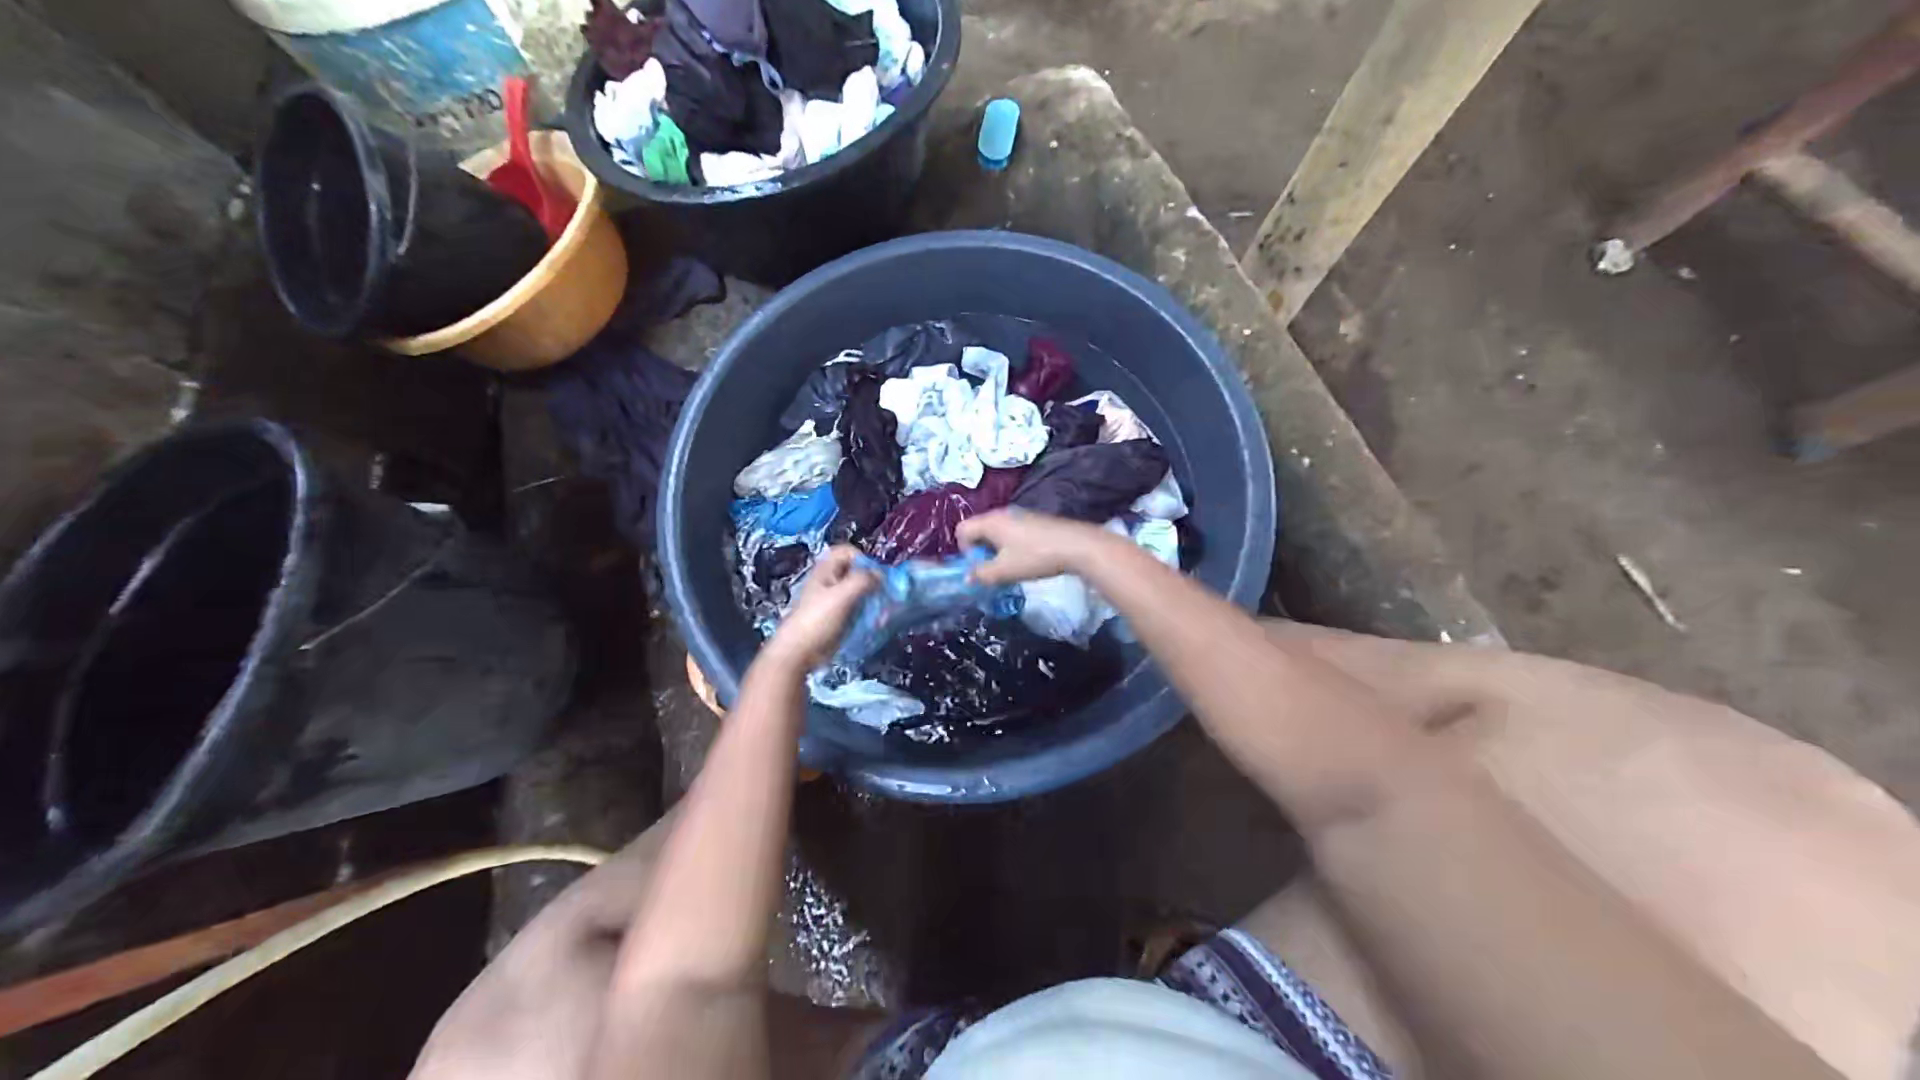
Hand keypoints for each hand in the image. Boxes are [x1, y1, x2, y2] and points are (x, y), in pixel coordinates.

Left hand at [762, 546, 876, 668]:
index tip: (874, 576)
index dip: (863, 559)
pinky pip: (859, 608)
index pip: (848, 552)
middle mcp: (831, 582)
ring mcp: (835, 600)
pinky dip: (868, 613)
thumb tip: (880, 575)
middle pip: (857, 572)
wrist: (799, 652)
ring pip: (860, 591)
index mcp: (826, 571)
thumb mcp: (842, 595)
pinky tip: (875, 622)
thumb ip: (862, 580)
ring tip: (881, 613)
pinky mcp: (839, 616)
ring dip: (873, 600)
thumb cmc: (818, 619)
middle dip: (872, 582)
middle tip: (882, 595)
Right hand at [956, 509, 1120, 584]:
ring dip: (998, 550)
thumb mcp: (1004, 571)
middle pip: (979, 529)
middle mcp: (1003, 513)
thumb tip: (967, 577)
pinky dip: (1013, 545)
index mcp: (991, 521)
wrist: (1077, 545)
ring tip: (1012, 567)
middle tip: (994, 569)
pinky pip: (1013, 531)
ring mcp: (1021, 515)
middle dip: (981, 551)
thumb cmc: (1035, 557)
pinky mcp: (1035, 520)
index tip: (978, 566)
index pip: (962, 529)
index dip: (963, 549)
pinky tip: (1028, 559)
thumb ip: (981, 574)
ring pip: (997, 532)